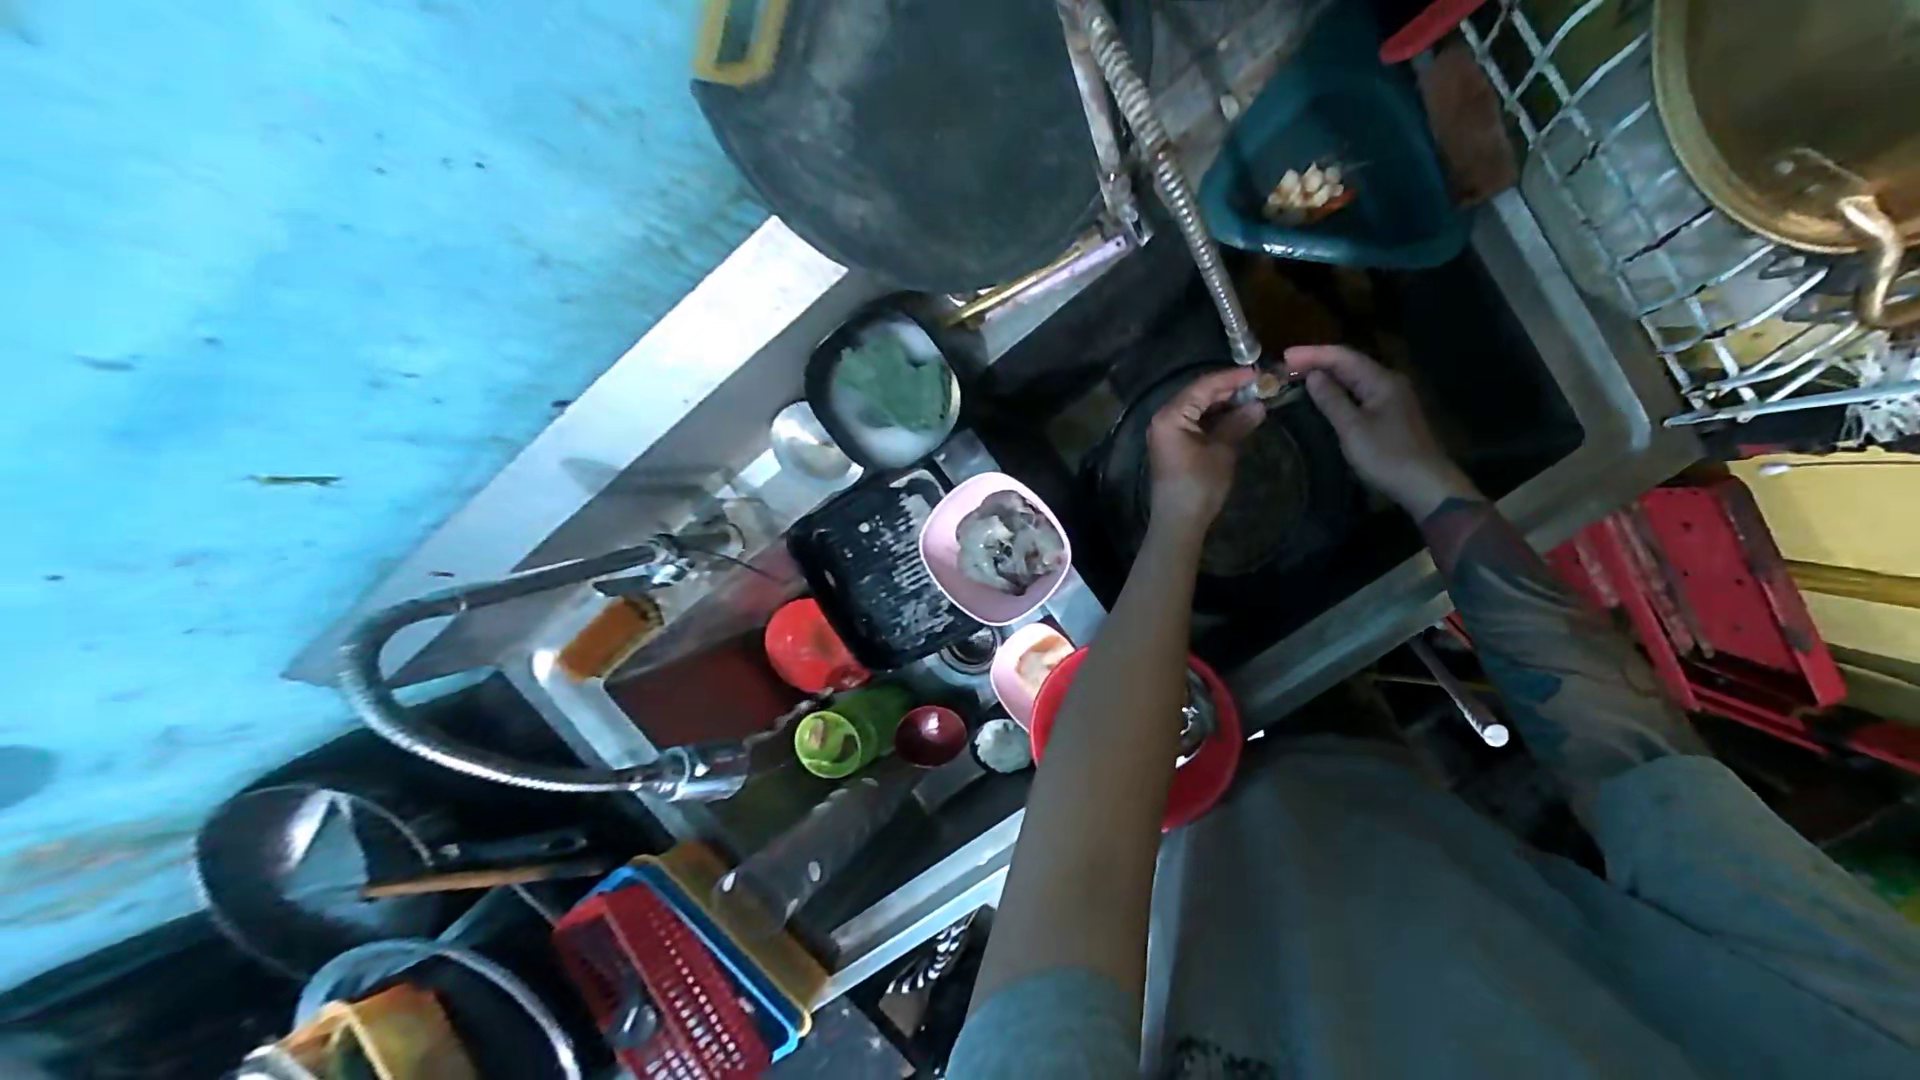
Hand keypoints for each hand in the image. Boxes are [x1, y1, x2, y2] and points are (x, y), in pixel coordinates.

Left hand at [1147, 368, 1264, 536]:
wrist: (1178, 521)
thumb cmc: (1199, 485)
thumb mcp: (1222, 451)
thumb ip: (1238, 423)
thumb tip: (1259, 404)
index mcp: (1171, 416)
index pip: (1203, 386)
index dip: (1232, 377)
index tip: (1259, 372)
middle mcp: (1163, 419)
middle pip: (1198, 394)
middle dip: (1228, 389)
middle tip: (1260, 385)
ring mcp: (1166, 432)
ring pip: (1197, 408)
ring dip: (1223, 403)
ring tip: (1253, 398)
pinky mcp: (1172, 444)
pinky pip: (1194, 422)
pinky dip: (1214, 418)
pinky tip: (1236, 416)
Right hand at [1286, 345, 1479, 519]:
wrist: (1423, 484)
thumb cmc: (1387, 455)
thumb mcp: (1352, 428)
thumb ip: (1332, 399)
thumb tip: (1313, 376)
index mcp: (1381, 381)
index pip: (1344, 357)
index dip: (1313, 354)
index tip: (1284, 356)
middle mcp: (1388, 382)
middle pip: (1349, 363)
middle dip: (1317, 361)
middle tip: (1285, 365)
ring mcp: (1390, 398)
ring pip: (1353, 377)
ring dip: (1325, 374)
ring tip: (1297, 375)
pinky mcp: (1388, 413)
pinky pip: (1357, 392)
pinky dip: (1336, 388)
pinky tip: (1321, 393)